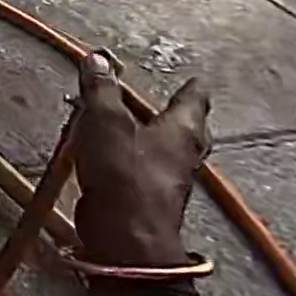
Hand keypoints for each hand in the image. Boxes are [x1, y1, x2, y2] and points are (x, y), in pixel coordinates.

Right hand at [71, 50, 210, 266]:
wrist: (124, 237)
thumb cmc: (123, 175)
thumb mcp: (105, 124)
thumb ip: (101, 91)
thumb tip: (97, 58)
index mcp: (178, 134)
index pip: (191, 104)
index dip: (193, 91)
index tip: (198, 81)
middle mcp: (179, 157)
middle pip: (189, 132)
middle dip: (185, 117)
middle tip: (183, 105)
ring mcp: (163, 180)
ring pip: (169, 151)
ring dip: (160, 137)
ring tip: (149, 127)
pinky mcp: (144, 198)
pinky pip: (145, 167)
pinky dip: (139, 155)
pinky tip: (124, 156)